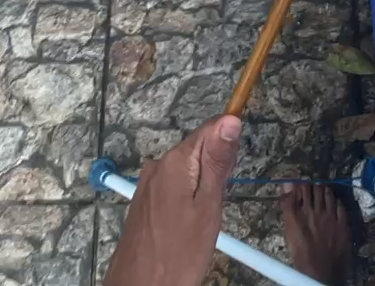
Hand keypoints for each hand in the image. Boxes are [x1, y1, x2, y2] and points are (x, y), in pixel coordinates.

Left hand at [105, 116, 241, 285]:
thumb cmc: (179, 253)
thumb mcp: (207, 207)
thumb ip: (218, 161)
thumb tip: (230, 120)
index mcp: (175, 161)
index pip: (210, 129)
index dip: (228, 144)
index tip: (232, 172)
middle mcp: (157, 165)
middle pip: (197, 150)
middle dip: (214, 169)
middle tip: (217, 204)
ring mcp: (147, 184)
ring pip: (185, 171)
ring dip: (200, 186)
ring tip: (203, 220)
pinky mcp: (143, 203)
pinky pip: (172, 187)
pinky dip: (185, 198)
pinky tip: (187, 225)